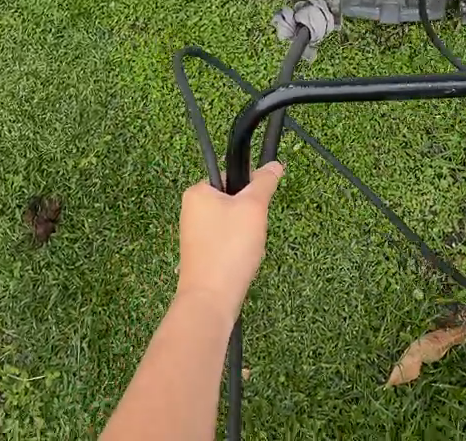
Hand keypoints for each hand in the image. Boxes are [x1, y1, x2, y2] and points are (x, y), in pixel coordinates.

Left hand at [175, 162, 285, 316]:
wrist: (210, 300)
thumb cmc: (230, 247)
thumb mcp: (253, 207)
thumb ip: (265, 182)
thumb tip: (275, 165)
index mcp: (197, 192)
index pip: (231, 175)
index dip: (250, 187)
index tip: (259, 204)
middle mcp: (191, 210)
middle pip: (233, 200)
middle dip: (249, 215)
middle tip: (253, 230)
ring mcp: (194, 234)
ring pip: (232, 223)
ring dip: (246, 233)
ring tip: (248, 249)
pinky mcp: (200, 255)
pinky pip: (226, 242)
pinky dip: (238, 249)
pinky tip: (242, 261)